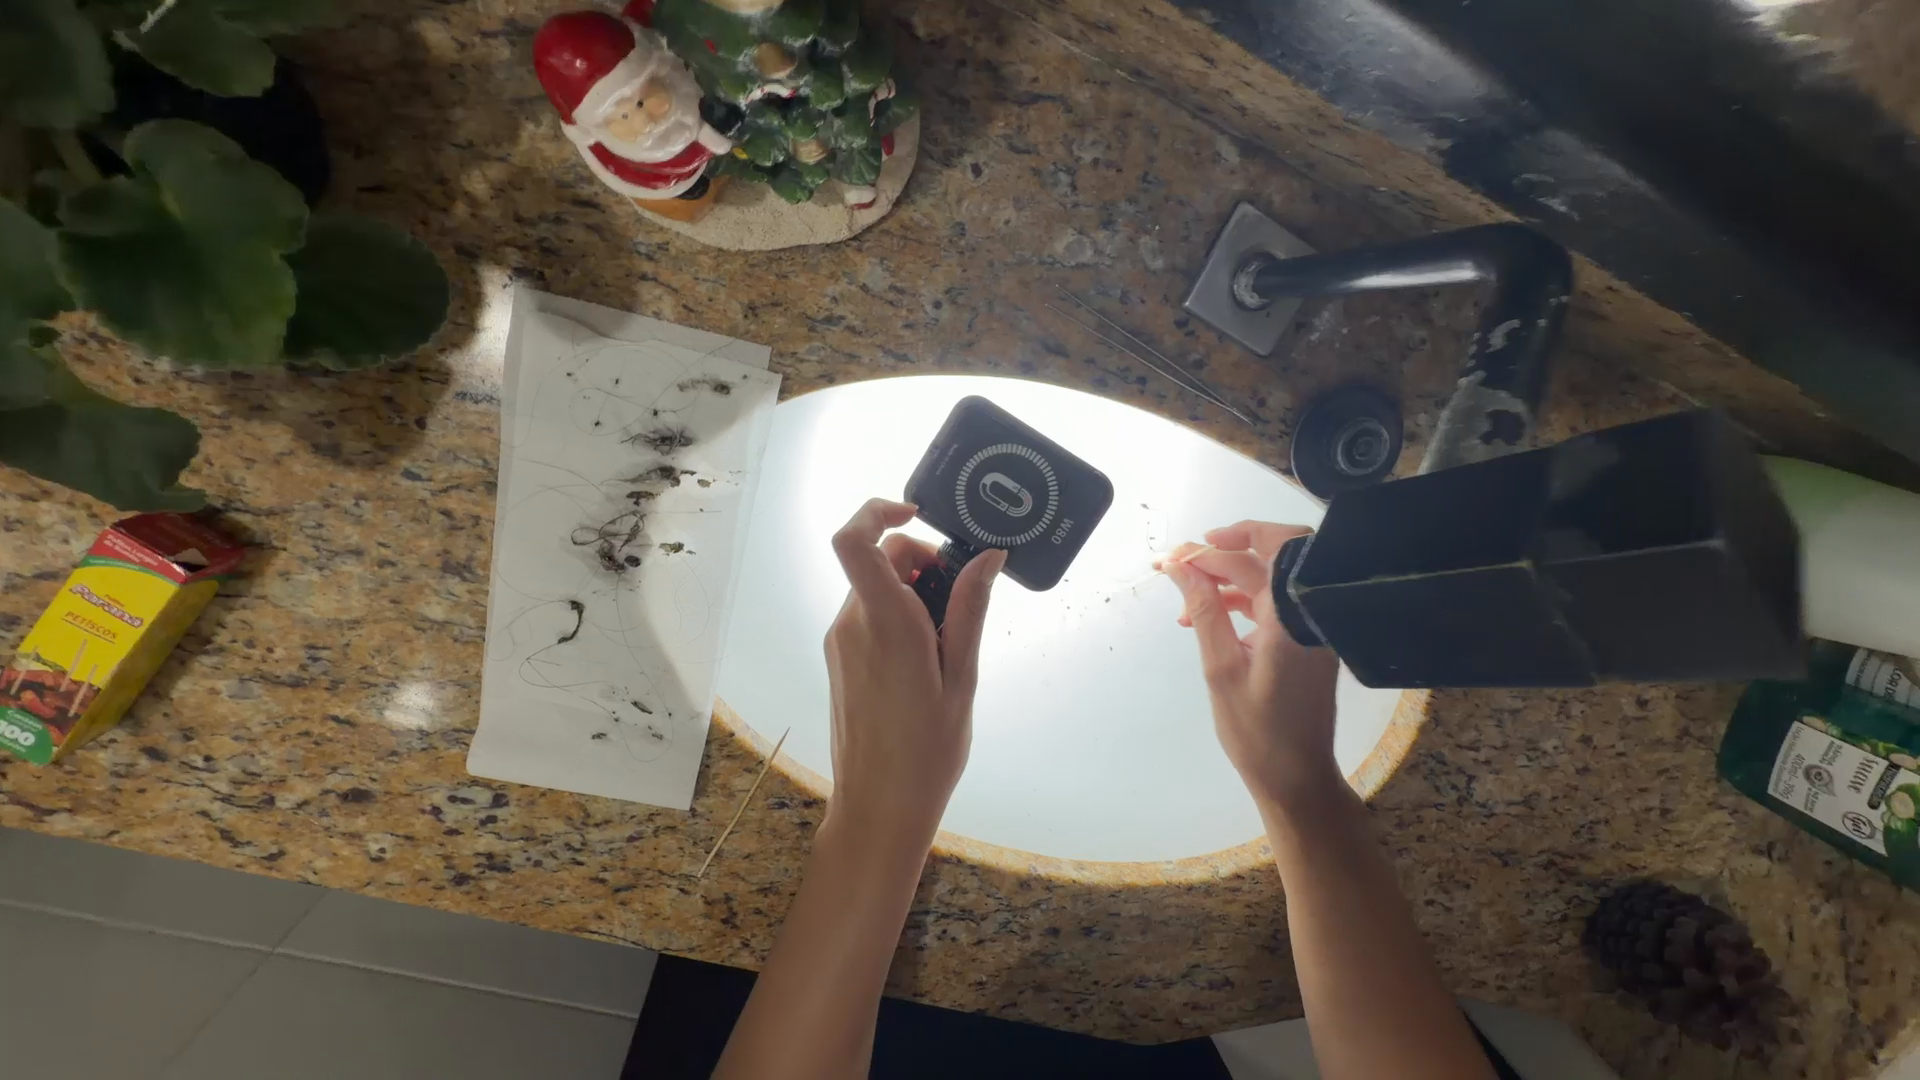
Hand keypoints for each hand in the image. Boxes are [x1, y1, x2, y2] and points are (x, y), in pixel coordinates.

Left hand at [823, 499, 1005, 845]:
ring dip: (912, 592)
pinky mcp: (840, 658)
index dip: (878, 510)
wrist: (878, 807)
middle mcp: (852, 624)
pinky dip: (898, 614)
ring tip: (946, 641)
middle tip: (959, 602)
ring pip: (874, 587)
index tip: (919, 515)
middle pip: (878, 560)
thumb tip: (988, 554)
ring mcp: (841, 642)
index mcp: (885, 624)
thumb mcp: (963, 677)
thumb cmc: (928, 750)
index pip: (854, 541)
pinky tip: (926, 657)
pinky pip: (868, 614)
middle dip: (921, 563)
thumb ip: (970, 609)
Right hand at [1163, 521, 1342, 809]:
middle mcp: (1307, 611)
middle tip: (1184, 557)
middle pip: (1271, 552)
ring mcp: (1309, 624)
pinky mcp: (1304, 637)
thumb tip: (1179, 566)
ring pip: (1269, 574)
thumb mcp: (1219, 667)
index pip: (1247, 561)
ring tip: (1186, 592)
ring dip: (1227, 574)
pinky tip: (1207, 613)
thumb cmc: (1255, 729)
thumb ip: (1203, 610)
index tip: (1168, 560)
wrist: (1297, 776)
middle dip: (1225, 548)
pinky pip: (1271, 600)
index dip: (1205, 553)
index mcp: (1289, 616)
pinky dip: (1239, 598)